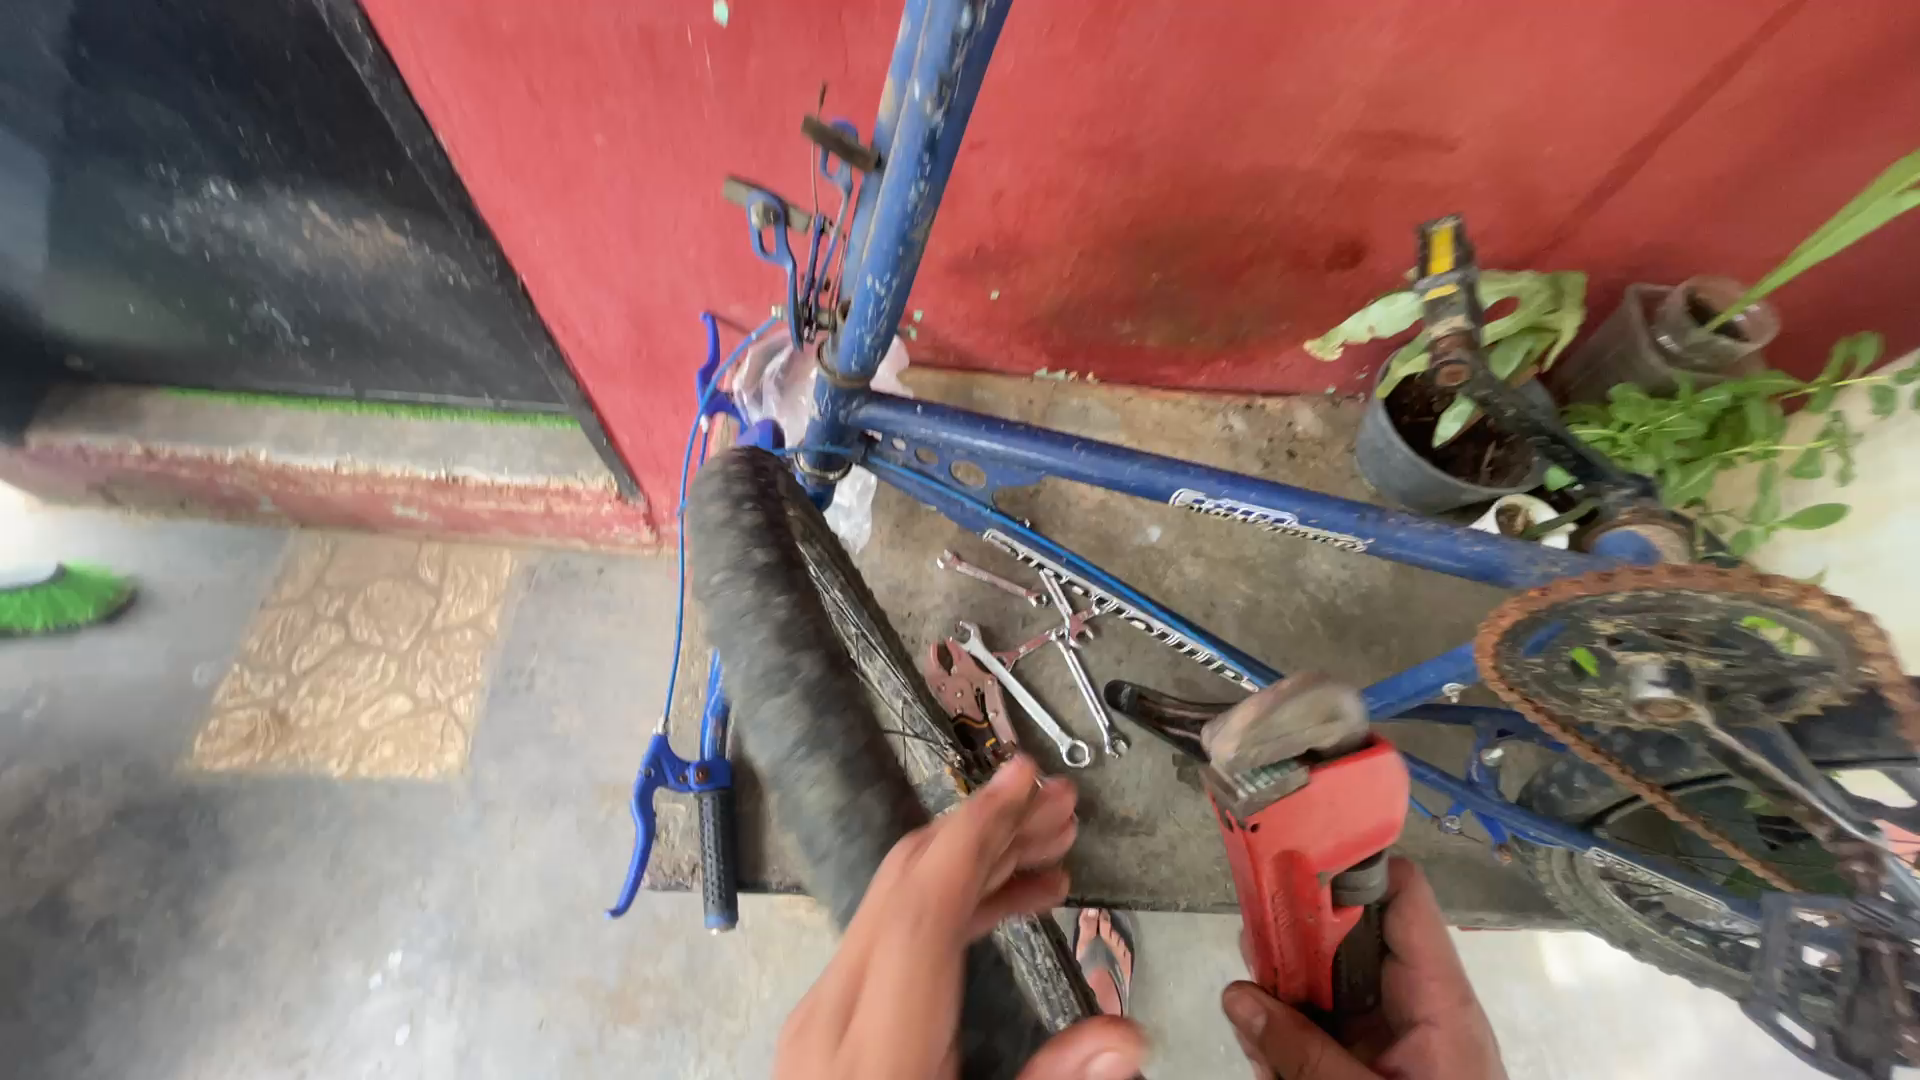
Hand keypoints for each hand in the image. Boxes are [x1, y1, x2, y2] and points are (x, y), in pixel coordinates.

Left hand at [774, 755, 1146, 1079]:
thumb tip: (1129, 1033)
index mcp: (873, 1044)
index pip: (924, 899)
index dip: (979, 826)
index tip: (1026, 777)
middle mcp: (835, 1007)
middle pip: (912, 881)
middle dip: (991, 829)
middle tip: (1061, 803)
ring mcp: (826, 1011)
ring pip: (905, 899)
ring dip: (980, 861)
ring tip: (1053, 843)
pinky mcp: (832, 1021)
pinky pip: (897, 937)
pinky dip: (957, 906)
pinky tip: (1016, 898)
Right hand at [1221, 858, 1506, 1079]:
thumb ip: (1303, 1053)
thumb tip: (1234, 994)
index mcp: (1435, 995)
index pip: (1400, 892)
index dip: (1347, 861)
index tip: (1284, 852)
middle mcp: (1411, 997)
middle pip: (1345, 927)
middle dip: (1291, 933)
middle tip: (1249, 945)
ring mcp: (1388, 1025)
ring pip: (1321, 972)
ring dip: (1278, 988)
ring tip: (1250, 1021)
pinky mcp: (1368, 1052)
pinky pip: (1317, 1018)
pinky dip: (1285, 1030)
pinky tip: (1265, 1058)